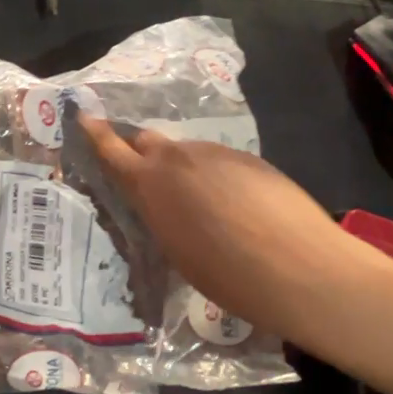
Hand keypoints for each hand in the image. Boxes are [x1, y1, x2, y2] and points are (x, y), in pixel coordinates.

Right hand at [77, 113, 389, 342]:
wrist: (308, 272)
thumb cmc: (231, 277)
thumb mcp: (176, 251)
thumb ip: (159, 215)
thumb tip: (160, 204)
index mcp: (150, 183)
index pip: (111, 148)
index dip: (95, 132)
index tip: (84, 116)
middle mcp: (178, 160)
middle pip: (147, 141)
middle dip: (141, 151)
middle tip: (148, 176)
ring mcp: (217, 155)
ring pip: (187, 153)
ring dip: (184, 169)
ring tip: (203, 204)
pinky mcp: (251, 160)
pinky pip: (220, 162)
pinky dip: (218, 177)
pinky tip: (238, 207)